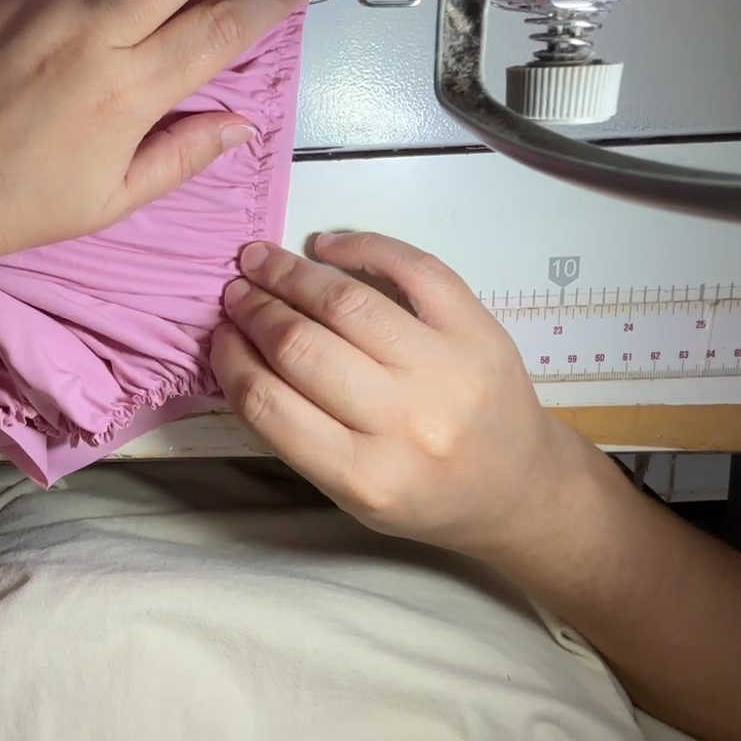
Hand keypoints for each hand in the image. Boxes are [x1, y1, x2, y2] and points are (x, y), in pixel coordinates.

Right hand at [210, 232, 607, 556]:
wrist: (520, 489)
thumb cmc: (423, 494)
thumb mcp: (346, 491)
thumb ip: (291, 427)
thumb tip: (239, 346)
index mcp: (365, 476)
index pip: (269, 403)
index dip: (231, 359)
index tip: (219, 335)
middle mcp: (407, 423)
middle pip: (302, 347)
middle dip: (255, 310)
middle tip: (236, 293)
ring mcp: (448, 370)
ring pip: (347, 303)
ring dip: (291, 274)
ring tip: (262, 261)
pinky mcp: (479, 329)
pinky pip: (415, 268)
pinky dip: (364, 246)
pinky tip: (327, 245)